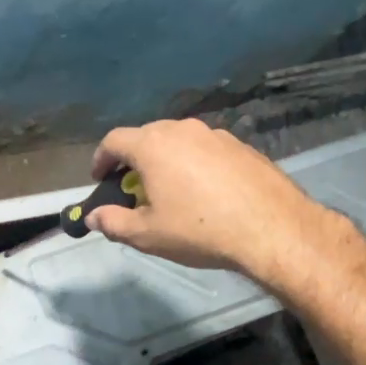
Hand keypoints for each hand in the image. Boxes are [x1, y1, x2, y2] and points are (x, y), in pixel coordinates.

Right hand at [85, 118, 365, 295]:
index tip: (100, 180)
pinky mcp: (242, 146)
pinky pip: (206, 150)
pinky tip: (204, 194)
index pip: (114, 140)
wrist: (272, 229)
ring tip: (170, 192)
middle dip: (133, 160)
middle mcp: (184, 130)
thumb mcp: (147, 234)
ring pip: (179, 141)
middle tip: (133, 189)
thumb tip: (93, 217)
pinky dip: (194, 165)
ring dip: (166, 161)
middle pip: (147, 136)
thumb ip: (113, 222)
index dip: (100, 159)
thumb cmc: (199, 231)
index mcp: (154, 145)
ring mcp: (217, 135)